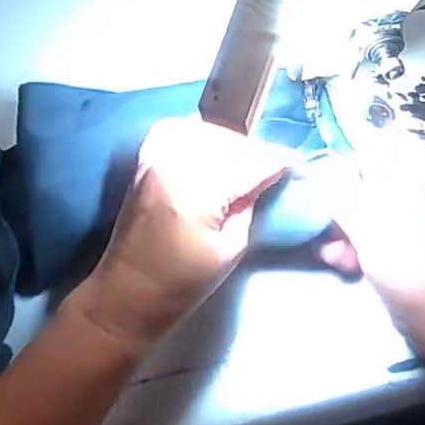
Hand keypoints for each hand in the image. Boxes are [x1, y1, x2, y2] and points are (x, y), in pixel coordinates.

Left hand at [67, 116, 289, 353]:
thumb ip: (250, 205)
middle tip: (273, 170)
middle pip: (231, 142)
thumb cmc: (181, 285)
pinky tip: (211, 148)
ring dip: (231, 143)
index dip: (279, 161)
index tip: (297, 164)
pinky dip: (198, 134)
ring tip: (245, 164)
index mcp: (198, 193)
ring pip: (207, 131)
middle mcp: (175, 166)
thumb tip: (268, 177)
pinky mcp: (145, 160)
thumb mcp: (231, 249)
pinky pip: (177, 130)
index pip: (251, 163)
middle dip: (257, 153)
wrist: (126, 295)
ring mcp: (156, 159)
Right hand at [319, 162, 424, 361]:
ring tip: (334, 253)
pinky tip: (339, 262)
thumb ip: (342, 197)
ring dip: (337, 228)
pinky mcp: (388, 243)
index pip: (367, 152)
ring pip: (353, 210)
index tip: (317, 179)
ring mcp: (394, 219)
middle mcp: (400, 193)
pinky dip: (347, 244)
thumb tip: (321, 173)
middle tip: (324, 224)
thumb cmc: (406, 268)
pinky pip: (359, 233)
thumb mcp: (368, 228)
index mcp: (404, 180)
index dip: (340, 163)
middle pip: (355, 182)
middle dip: (335, 203)